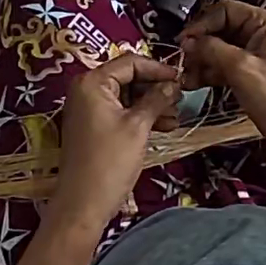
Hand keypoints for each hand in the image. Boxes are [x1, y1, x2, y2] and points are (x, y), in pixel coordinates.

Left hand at [51, 54, 180, 229]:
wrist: (83, 202)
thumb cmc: (110, 161)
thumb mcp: (138, 127)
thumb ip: (156, 99)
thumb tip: (173, 84)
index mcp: (92, 81)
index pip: (130, 62)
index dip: (158, 68)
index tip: (182, 78)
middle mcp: (86, 87)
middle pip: (127, 77)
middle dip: (155, 87)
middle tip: (181, 99)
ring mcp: (87, 106)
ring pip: (125, 95)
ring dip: (150, 103)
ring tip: (176, 116)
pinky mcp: (91, 123)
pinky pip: (118, 110)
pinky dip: (139, 115)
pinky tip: (163, 126)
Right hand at [179, 0, 265, 139]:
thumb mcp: (239, 68)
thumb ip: (210, 48)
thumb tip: (187, 41)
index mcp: (265, 23)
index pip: (224, 10)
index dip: (201, 23)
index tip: (183, 40)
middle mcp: (261, 32)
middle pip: (220, 29)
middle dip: (199, 45)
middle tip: (182, 60)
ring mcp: (257, 52)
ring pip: (220, 47)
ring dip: (201, 61)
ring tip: (186, 76)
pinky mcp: (252, 70)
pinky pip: (225, 63)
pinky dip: (210, 72)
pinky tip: (193, 82)